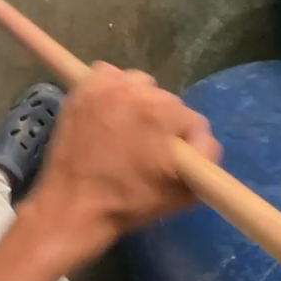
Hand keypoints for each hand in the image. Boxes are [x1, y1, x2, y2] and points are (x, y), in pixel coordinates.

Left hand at [19, 63, 221, 264]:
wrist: (74, 206)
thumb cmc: (129, 203)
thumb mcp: (184, 193)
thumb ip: (206, 159)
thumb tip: (203, 142)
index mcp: (166, 115)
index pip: (193, 121)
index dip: (189, 142)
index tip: (176, 158)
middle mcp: (140, 93)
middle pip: (167, 102)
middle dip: (163, 124)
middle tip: (148, 148)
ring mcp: (108, 88)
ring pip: (139, 84)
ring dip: (138, 103)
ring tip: (126, 129)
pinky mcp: (84, 89)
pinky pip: (107, 73)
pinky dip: (110, 88)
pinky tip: (106, 111)